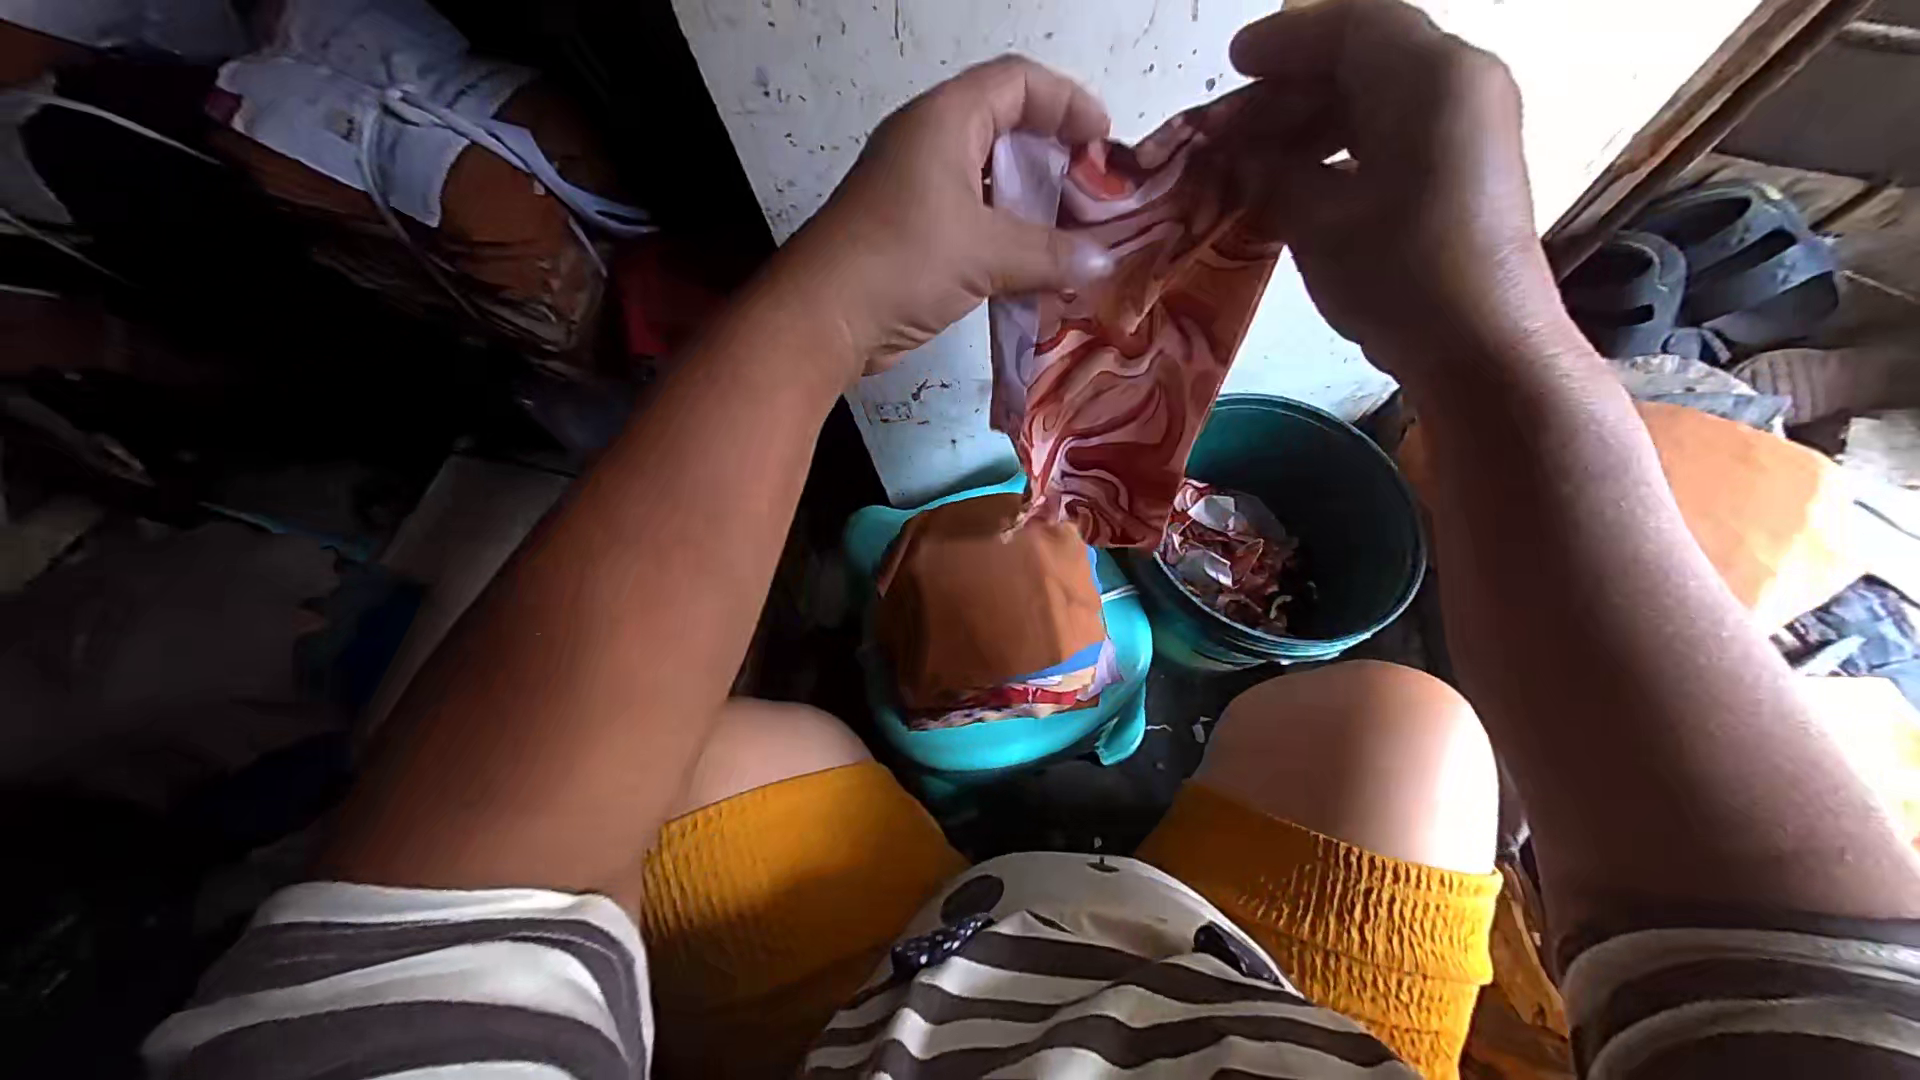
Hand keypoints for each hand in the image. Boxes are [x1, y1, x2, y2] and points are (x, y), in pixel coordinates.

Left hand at [775, 56, 1115, 374]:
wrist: (825, 319)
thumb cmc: (901, 262)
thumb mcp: (984, 252)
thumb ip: (1049, 253)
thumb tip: (1104, 262)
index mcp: (945, 120)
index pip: (1018, 84)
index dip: (1067, 104)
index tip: (1104, 142)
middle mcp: (931, 148)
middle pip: (1008, 137)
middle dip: (1056, 168)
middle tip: (1093, 204)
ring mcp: (920, 196)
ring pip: (991, 192)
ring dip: (1033, 216)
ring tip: (1073, 244)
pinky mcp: (916, 241)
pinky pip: (974, 231)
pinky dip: (1007, 248)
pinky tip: (1035, 275)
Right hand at [1229, 0, 1577, 377]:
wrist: (1474, 342)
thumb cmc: (1395, 274)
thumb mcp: (1320, 222)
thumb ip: (1275, 176)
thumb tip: (1242, 159)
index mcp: (1430, 79)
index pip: (1353, 27)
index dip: (1286, 40)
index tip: (1233, 60)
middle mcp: (1459, 84)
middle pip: (1364, 60)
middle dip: (1289, 89)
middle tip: (1228, 127)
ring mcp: (1466, 126)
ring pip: (1375, 99)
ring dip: (1309, 123)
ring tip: (1252, 160)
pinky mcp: (1460, 169)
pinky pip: (1390, 135)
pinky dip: (1338, 149)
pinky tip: (1296, 182)